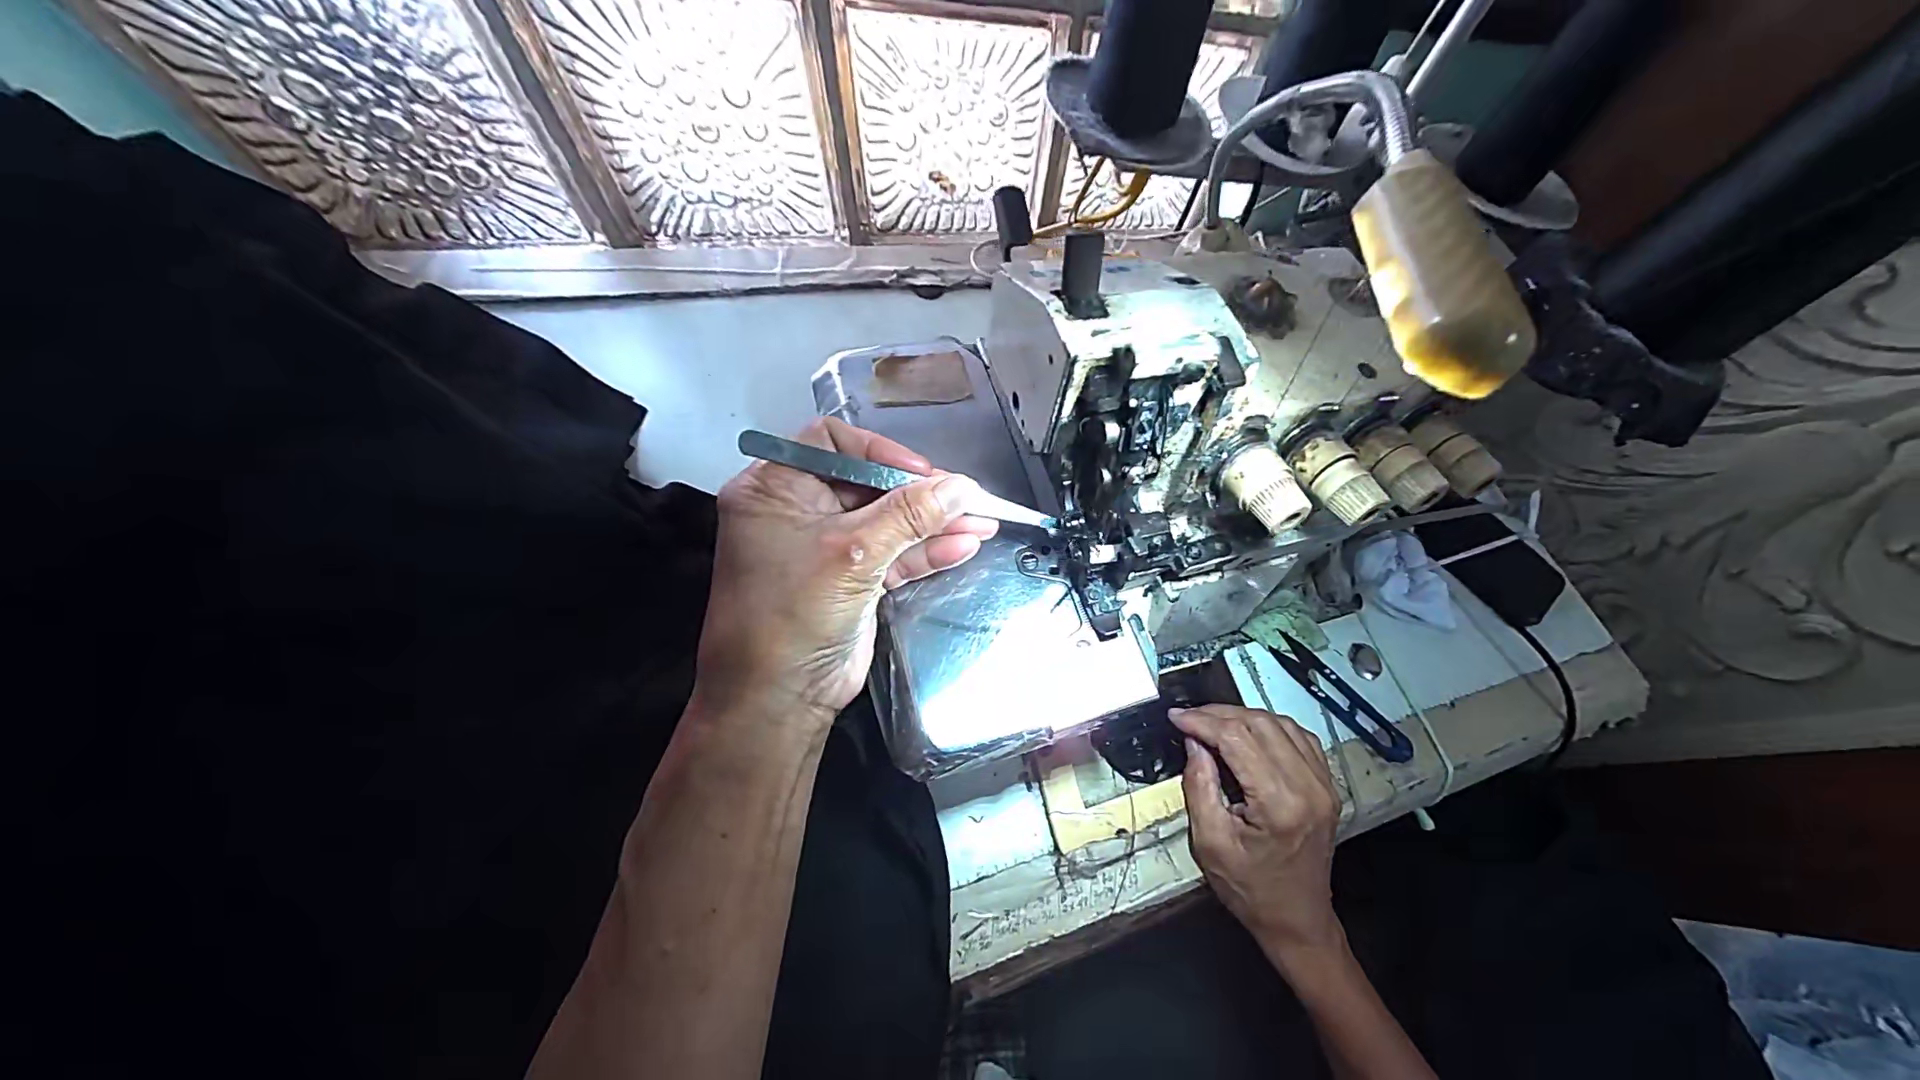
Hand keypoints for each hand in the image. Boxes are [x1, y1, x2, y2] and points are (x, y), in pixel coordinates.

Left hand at [692, 418, 995, 730]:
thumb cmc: (792, 616)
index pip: (831, 443)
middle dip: (919, 493)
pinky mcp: (850, 578)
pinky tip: (962, 546)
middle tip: (964, 498)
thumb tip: (960, 488)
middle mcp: (797, 511)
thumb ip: (909, 515)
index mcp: (774, 489)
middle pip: (868, 483)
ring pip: (886, 521)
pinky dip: (925, 551)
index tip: (920, 473)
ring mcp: (826, 546)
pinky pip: (892, 553)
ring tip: (980, 522)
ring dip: (932, 523)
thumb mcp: (852, 553)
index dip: (879, 452)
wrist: (779, 698)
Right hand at [1173, 704, 1343, 961]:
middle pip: (1260, 724)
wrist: (1296, 920)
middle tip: (1188, 719)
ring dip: (1242, 716)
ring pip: (1281, 724)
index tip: (1175, 717)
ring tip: (1210, 723)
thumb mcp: (1209, 842)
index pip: (1238, 738)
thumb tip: (1194, 742)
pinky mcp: (1326, 786)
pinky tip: (1245, 733)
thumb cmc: (1249, 889)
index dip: (1202, 721)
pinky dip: (1268, 727)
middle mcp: (1309, 788)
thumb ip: (1199, 785)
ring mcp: (1323, 785)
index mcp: (1280, 804)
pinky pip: (1299, 737)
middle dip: (1218, 714)